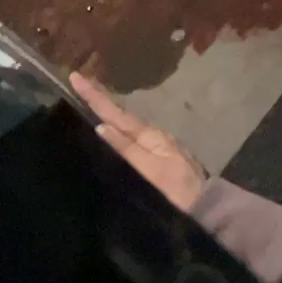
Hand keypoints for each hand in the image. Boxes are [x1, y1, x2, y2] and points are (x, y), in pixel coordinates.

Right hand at [71, 72, 208, 211]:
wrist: (205, 205)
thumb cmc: (178, 189)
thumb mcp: (151, 169)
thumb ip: (127, 149)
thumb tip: (101, 126)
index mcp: (148, 136)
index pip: (116, 114)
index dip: (95, 97)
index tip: (76, 77)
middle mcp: (151, 136)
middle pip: (120, 115)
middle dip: (98, 98)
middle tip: (77, 80)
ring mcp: (155, 145)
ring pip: (125, 124)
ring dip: (106, 110)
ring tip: (87, 97)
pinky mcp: (156, 157)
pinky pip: (130, 136)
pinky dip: (116, 126)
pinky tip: (109, 126)